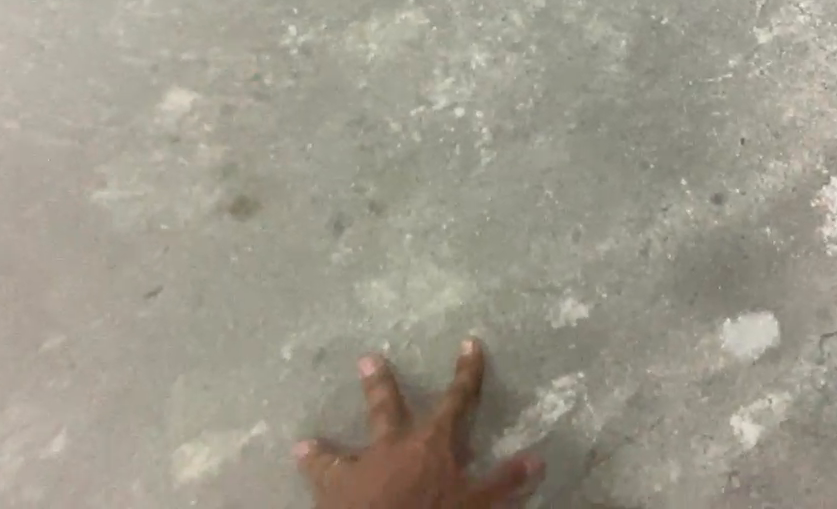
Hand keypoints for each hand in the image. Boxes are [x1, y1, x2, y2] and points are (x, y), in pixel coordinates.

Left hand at [295, 339, 542, 508]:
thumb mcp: (475, 503)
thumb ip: (504, 481)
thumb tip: (539, 459)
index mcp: (433, 441)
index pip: (457, 398)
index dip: (466, 371)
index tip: (469, 343)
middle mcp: (392, 447)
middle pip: (387, 409)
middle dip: (381, 383)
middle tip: (367, 358)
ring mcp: (356, 472)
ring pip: (338, 452)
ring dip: (322, 448)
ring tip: (303, 442)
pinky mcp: (329, 498)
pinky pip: (316, 484)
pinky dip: (308, 477)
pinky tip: (296, 468)